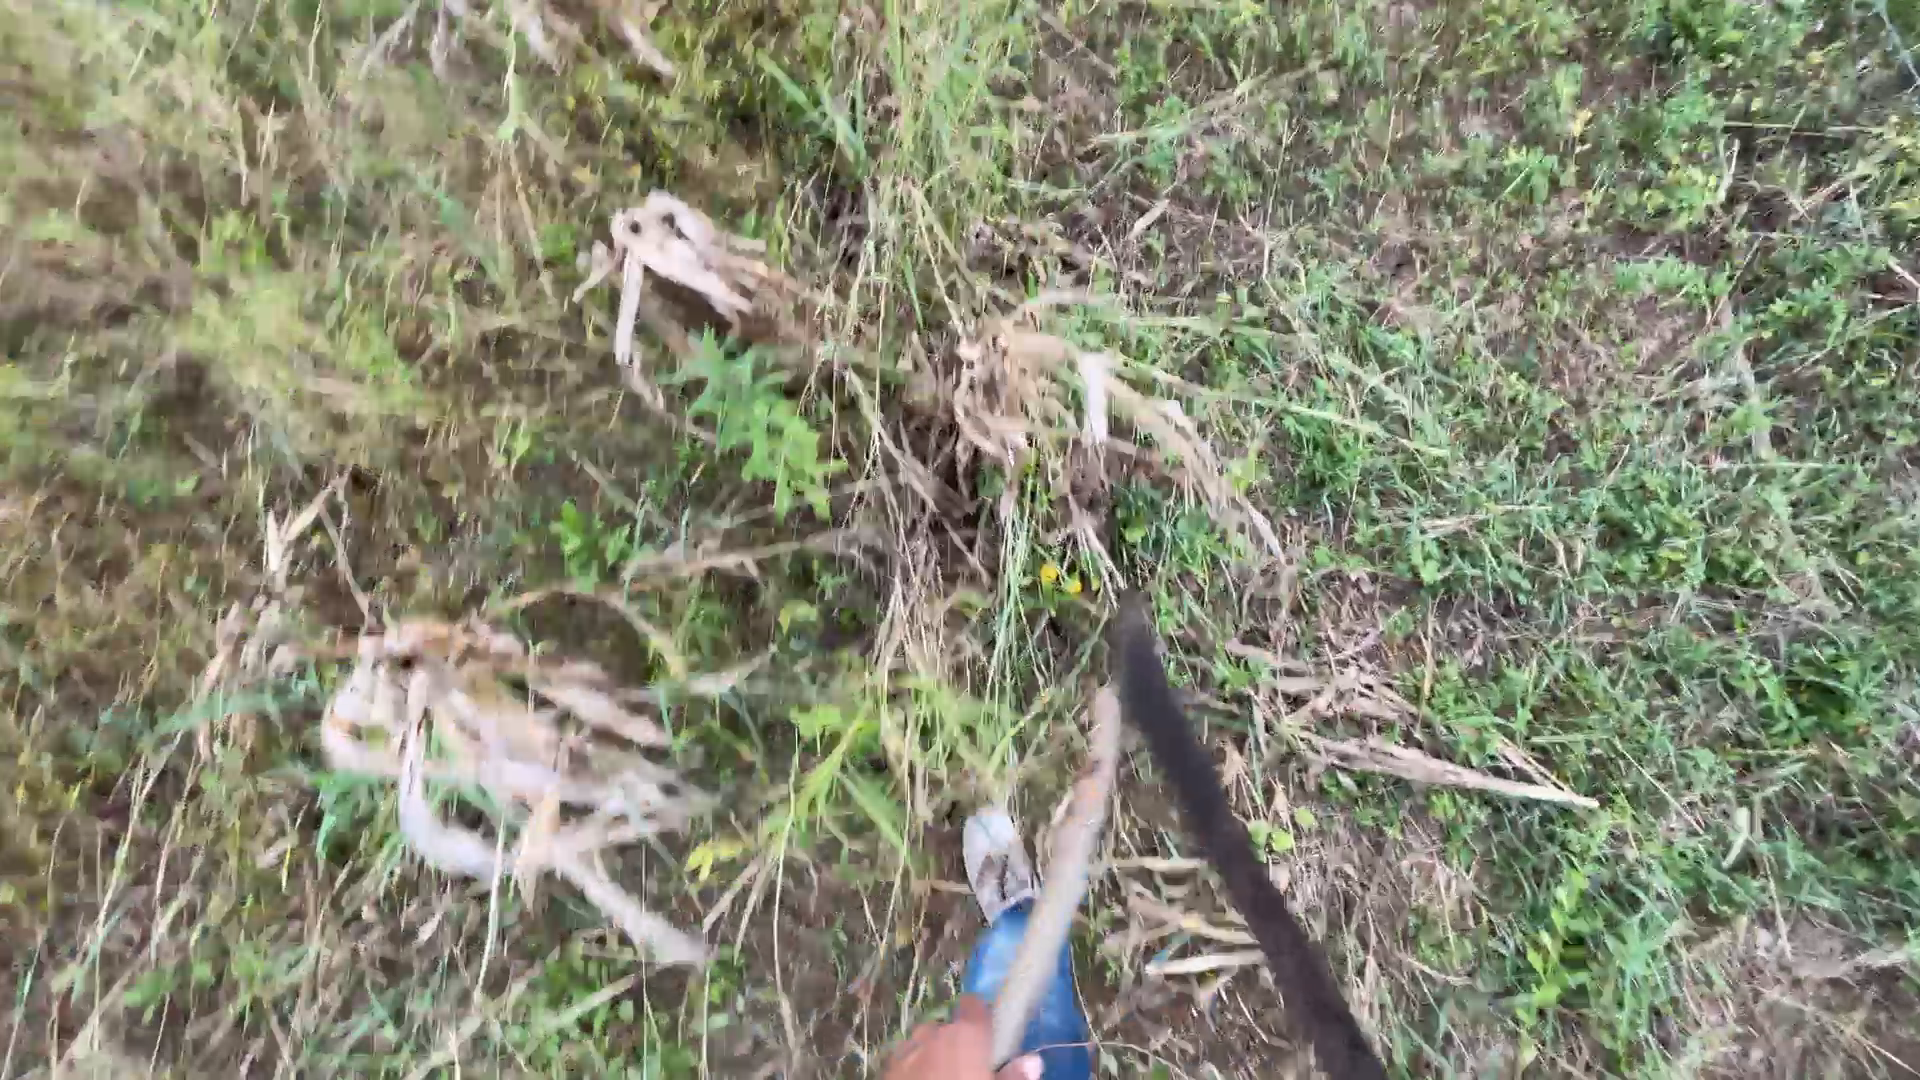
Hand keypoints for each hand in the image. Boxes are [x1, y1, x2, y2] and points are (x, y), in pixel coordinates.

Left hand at [883, 995, 1043, 1078]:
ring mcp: (905, 1051)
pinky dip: (913, 1073)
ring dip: (933, 1059)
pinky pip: (905, 1064)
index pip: (975, 1004)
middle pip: (948, 1028)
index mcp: (966, 1035)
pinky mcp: (885, 1070)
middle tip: (969, 1075)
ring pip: (924, 1046)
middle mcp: (934, 1033)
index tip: (990, 1040)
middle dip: (957, 1046)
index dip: (982, 1018)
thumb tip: (1033, 1061)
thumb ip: (1014, 1078)